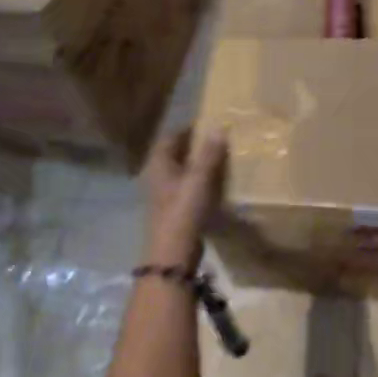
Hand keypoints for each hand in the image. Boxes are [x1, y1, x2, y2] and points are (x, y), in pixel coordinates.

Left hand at [141, 128, 226, 268]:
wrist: (173, 253)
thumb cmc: (183, 211)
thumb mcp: (199, 179)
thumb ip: (209, 154)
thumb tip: (219, 127)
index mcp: (159, 166)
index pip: (169, 139)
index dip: (185, 130)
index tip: (205, 123)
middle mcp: (158, 178)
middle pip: (173, 155)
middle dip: (192, 146)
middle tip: (215, 139)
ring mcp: (164, 196)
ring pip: (180, 172)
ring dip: (196, 164)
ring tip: (219, 159)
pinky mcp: (174, 211)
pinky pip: (187, 189)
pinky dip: (199, 182)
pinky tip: (215, 185)